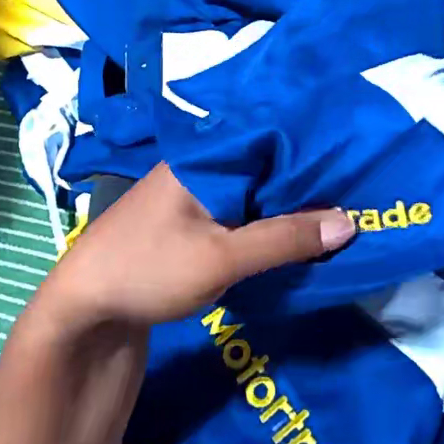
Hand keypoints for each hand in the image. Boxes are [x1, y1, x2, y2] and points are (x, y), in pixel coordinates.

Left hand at [31, 164, 356, 331]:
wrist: (84, 307)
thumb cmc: (149, 270)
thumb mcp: (222, 257)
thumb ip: (283, 239)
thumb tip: (349, 222)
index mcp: (201, 159)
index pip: (266, 137)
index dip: (308, 147)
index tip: (354, 155)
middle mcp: (196, 167)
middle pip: (260, 165)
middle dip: (303, 179)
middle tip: (358, 186)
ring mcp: (189, 194)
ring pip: (249, 191)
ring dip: (284, 203)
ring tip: (339, 207)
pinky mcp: (187, 222)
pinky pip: (235, 211)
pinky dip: (262, 221)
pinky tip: (293, 232)